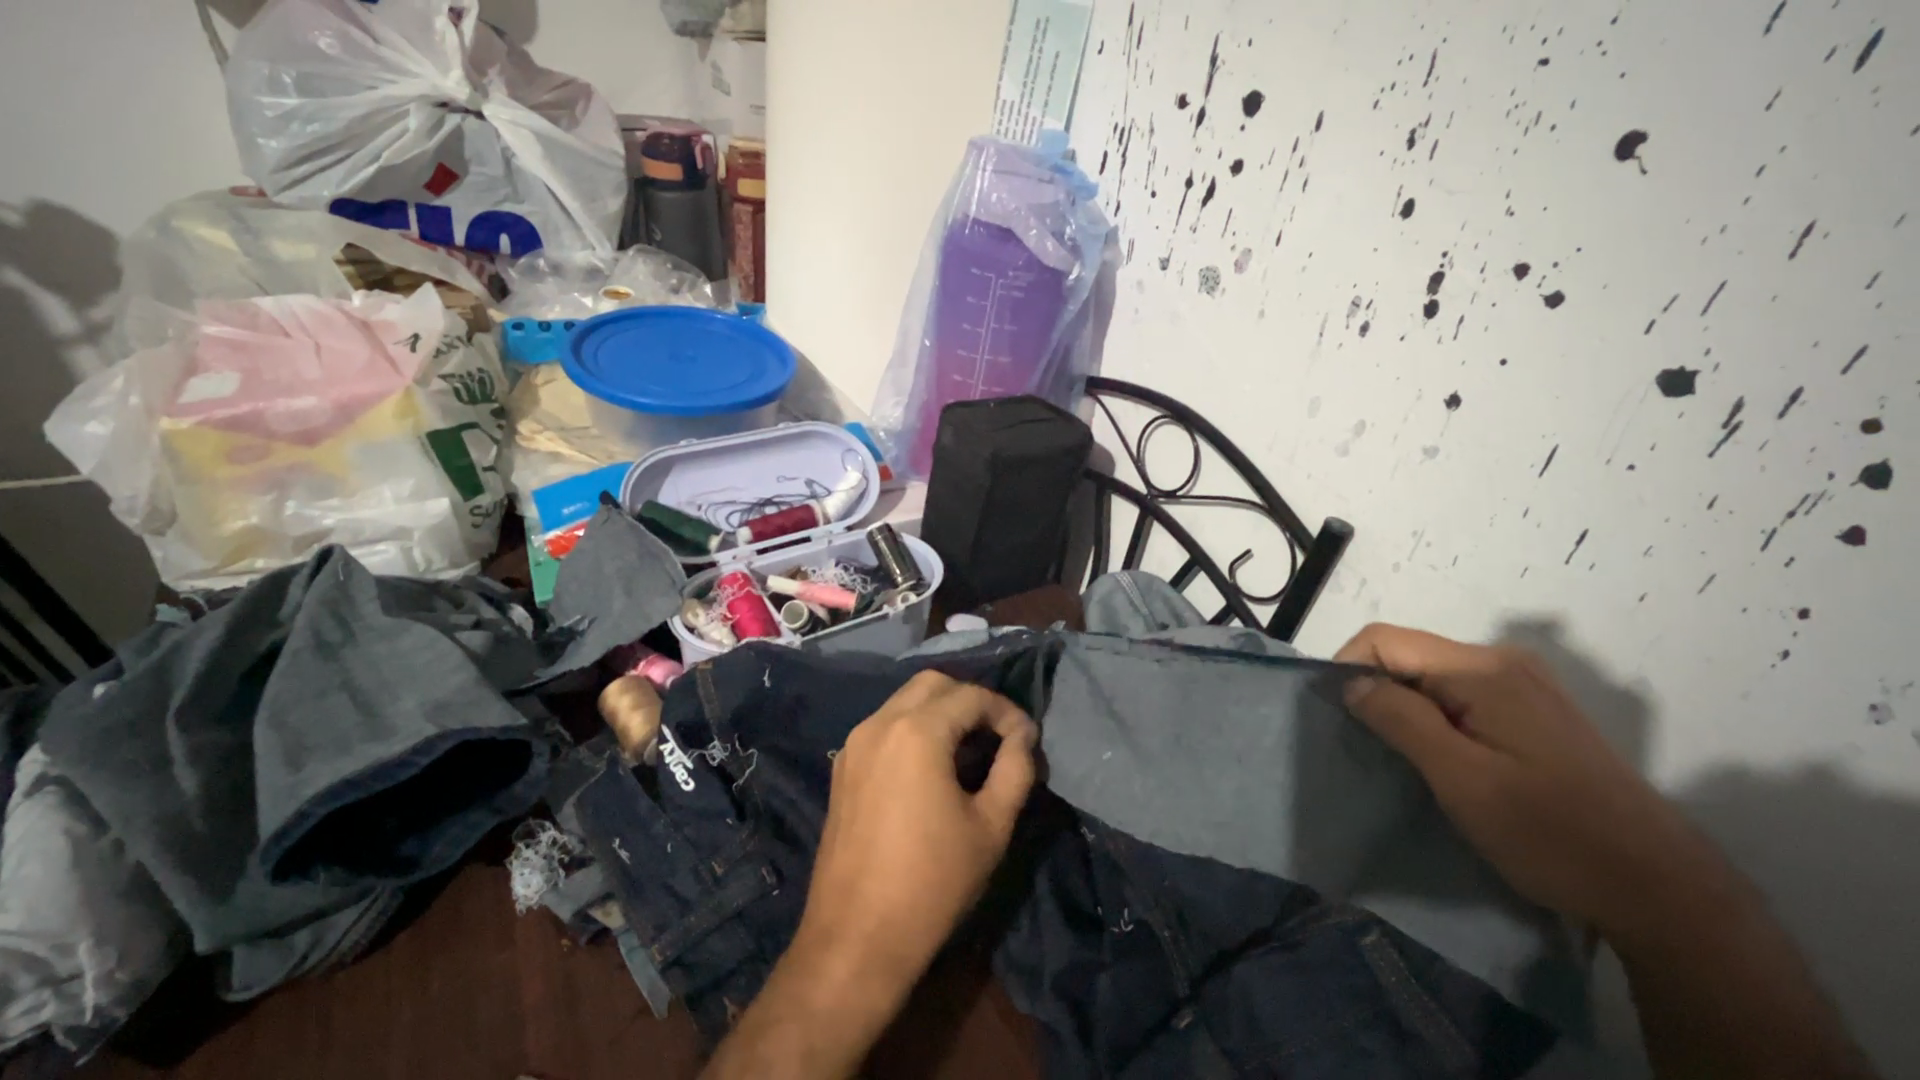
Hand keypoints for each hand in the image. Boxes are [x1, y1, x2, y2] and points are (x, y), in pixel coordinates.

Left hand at [796, 671, 1038, 995]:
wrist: (857, 937)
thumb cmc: (933, 882)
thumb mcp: (991, 826)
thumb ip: (1015, 770)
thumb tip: (1022, 738)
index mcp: (916, 732)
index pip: (971, 696)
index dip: (1006, 712)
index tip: (1027, 740)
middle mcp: (878, 725)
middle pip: (932, 685)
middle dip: (970, 700)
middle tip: (999, 736)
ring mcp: (853, 745)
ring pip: (903, 702)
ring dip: (940, 713)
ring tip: (971, 752)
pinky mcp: (842, 769)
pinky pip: (883, 728)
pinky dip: (913, 730)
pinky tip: (934, 768)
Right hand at [1333, 624, 1731, 938]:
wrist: (1656, 885)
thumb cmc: (1549, 833)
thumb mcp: (1461, 779)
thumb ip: (1401, 720)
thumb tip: (1352, 681)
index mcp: (1484, 670)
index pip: (1385, 639)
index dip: (1346, 669)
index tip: (1336, 720)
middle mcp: (1505, 663)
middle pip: (1410, 655)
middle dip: (1376, 691)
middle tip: (1367, 749)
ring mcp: (1526, 687)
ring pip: (1434, 679)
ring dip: (1405, 709)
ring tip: (1402, 761)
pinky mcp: (1536, 713)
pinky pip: (1463, 698)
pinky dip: (1436, 720)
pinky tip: (1444, 763)